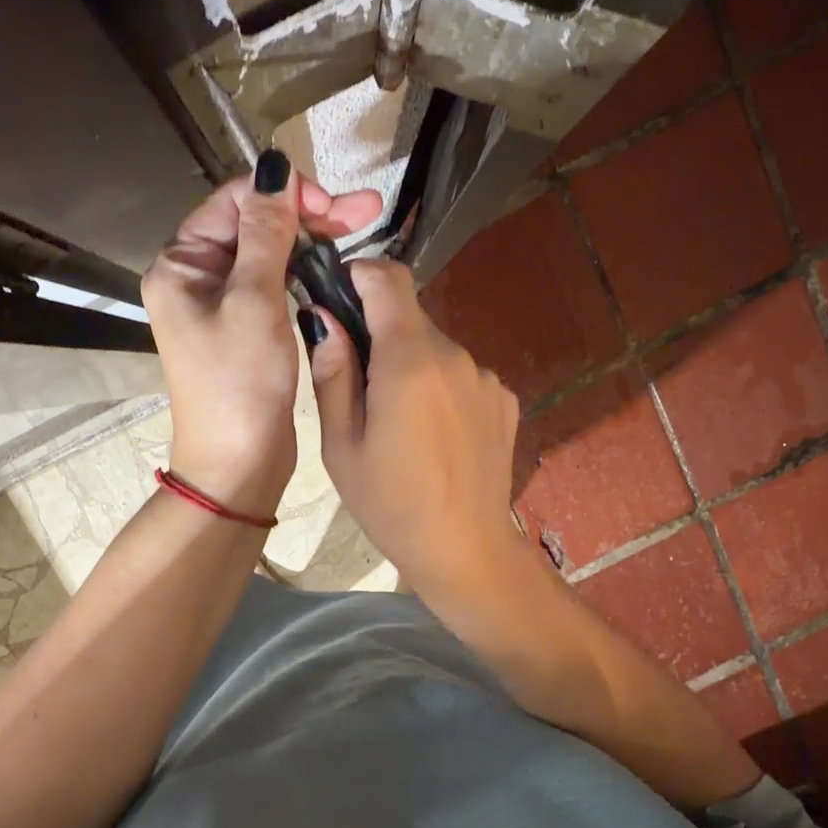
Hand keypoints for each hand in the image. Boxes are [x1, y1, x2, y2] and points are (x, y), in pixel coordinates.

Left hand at [141, 153, 380, 516]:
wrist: (238, 464)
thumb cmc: (239, 384)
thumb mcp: (254, 302)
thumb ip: (266, 233)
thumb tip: (275, 168)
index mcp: (181, 264)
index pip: (234, 201)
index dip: (284, 194)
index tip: (334, 205)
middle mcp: (196, 278)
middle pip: (254, 224)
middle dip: (309, 213)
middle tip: (368, 210)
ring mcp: (223, 305)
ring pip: (270, 253)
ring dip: (313, 239)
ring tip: (365, 226)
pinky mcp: (248, 329)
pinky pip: (276, 284)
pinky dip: (306, 271)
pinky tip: (339, 263)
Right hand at [308, 259, 525, 596]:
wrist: (466, 550)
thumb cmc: (390, 504)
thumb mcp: (341, 445)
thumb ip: (333, 372)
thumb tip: (323, 316)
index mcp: (410, 360)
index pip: (389, 278)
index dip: (360, 277)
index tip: (340, 299)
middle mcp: (455, 356)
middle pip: (411, 319)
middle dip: (380, 338)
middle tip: (360, 391)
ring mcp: (486, 378)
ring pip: (436, 351)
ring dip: (412, 369)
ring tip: (400, 428)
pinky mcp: (504, 400)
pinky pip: (462, 378)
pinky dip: (442, 392)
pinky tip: (435, 440)